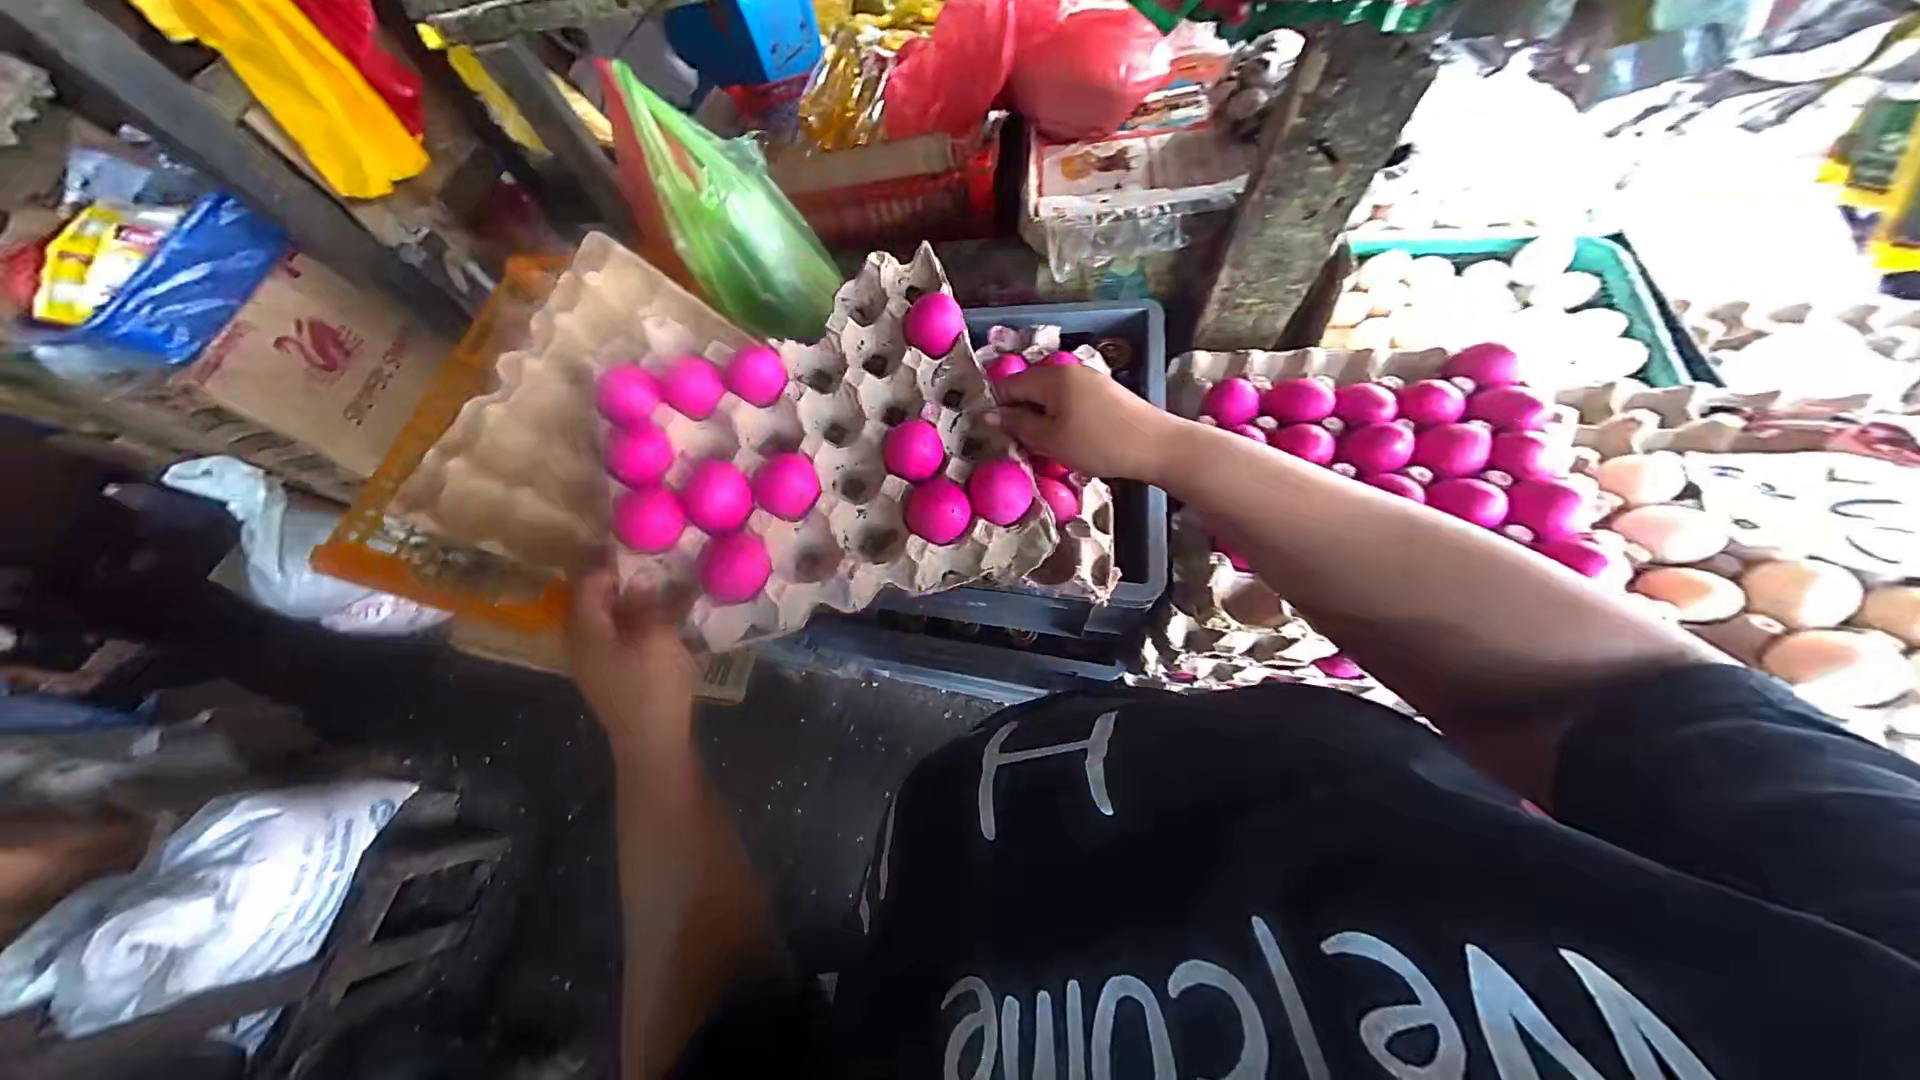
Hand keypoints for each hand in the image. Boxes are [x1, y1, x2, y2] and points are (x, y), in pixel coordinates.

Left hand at [567, 567, 696, 750]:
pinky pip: (616, 635)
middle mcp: (580, 642)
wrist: (652, 743)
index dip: (611, 563)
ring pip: (606, 618)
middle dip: (621, 581)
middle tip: (654, 564)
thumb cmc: (653, 687)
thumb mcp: (658, 638)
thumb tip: (642, 576)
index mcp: (585, 630)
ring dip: (630, 601)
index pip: (588, 583)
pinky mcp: (610, 673)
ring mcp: (593, 661)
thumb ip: (650, 604)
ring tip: (661, 588)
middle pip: (593, 600)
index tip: (640, 546)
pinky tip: (658, 619)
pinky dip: (634, 621)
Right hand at [991, 364, 1183, 481]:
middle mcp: (1067, 370)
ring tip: (1042, 445)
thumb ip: (1017, 425)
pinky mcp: (1103, 392)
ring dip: (1040, 418)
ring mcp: (1088, 379)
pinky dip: (1060, 417)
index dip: (995, 408)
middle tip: (1017, 444)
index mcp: (1051, 377)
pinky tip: (1066, 438)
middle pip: (1029, 388)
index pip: (1008, 385)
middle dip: (1018, 414)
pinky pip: (1069, 401)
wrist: (1155, 446)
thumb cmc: (1097, 444)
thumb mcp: (1050, 440)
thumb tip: (989, 415)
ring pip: (1050, 396)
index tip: (991, 433)